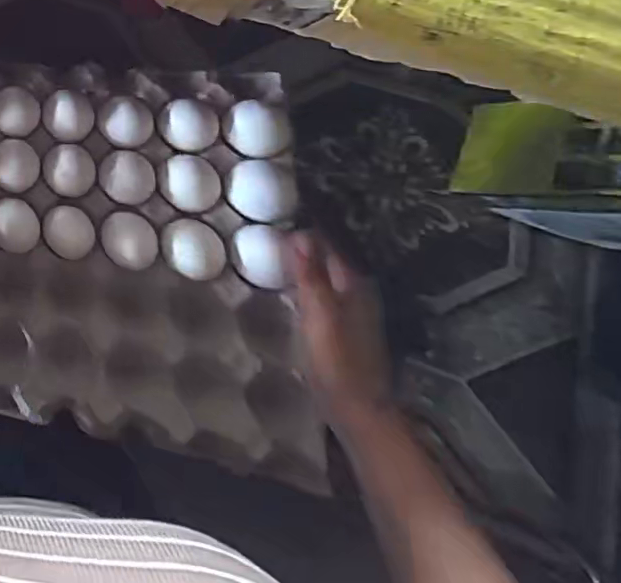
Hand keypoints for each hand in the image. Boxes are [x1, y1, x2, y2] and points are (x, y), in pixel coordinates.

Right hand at [287, 231, 392, 427]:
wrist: (356, 407)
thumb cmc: (335, 359)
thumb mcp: (318, 313)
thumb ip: (309, 275)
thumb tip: (298, 232)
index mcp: (353, 286)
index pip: (328, 244)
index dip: (304, 228)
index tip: (273, 213)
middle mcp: (356, 293)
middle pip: (327, 257)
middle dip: (301, 242)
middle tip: (263, 228)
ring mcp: (349, 310)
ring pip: (323, 273)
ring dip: (301, 261)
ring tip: (268, 250)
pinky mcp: (339, 324)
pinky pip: (319, 289)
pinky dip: (302, 279)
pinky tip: (283, 283)